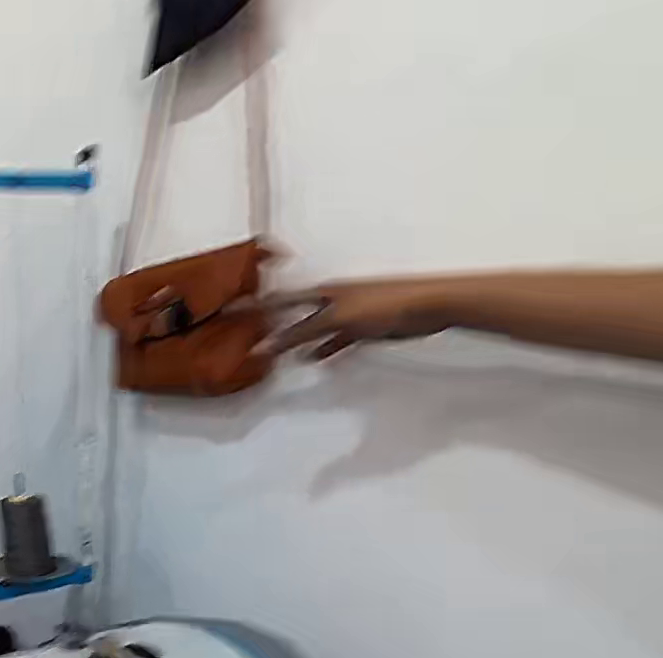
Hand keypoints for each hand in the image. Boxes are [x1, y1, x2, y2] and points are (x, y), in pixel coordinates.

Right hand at [251, 279, 458, 360]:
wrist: (432, 304)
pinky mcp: (364, 326)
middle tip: (251, 330)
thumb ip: (297, 335)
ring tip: (276, 352)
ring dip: (296, 339)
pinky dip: (322, 348)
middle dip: (274, 322)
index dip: (255, 305)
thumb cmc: (383, 306)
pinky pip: (334, 339)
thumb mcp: (334, 322)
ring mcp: (348, 312)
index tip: (231, 308)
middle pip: (294, 312)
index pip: (280, 300)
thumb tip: (262, 346)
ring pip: (313, 327)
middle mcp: (332, 299)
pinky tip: (315, 359)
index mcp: (322, 292)